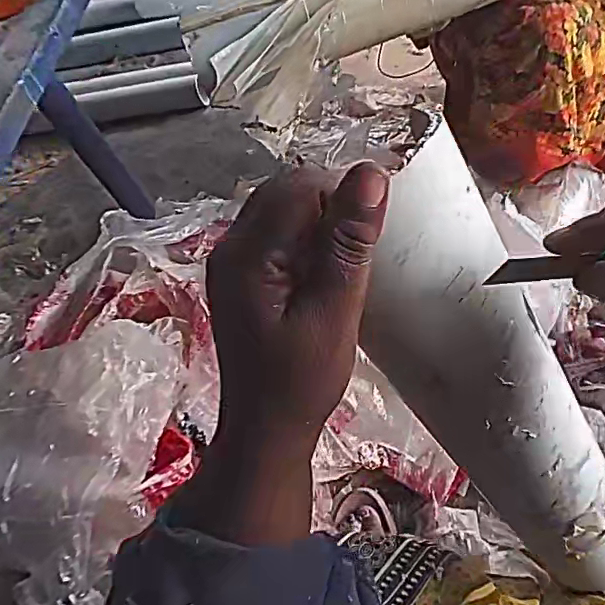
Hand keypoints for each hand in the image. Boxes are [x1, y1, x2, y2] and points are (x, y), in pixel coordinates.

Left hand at [208, 163, 389, 450]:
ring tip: (346, 264)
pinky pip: (276, 232)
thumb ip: (349, 245)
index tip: (375, 230)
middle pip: (287, 191)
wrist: (265, 430)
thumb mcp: (334, 315)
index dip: (344, 196)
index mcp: (246, 255)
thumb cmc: (301, 383)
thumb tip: (371, 174)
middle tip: (362, 251)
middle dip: (332, 206)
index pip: (300, 187)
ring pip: (283, 207)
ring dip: (321, 222)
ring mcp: (230, 259)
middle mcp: (230, 247)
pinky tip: (324, 271)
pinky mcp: (240, 273)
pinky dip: (306, 239)